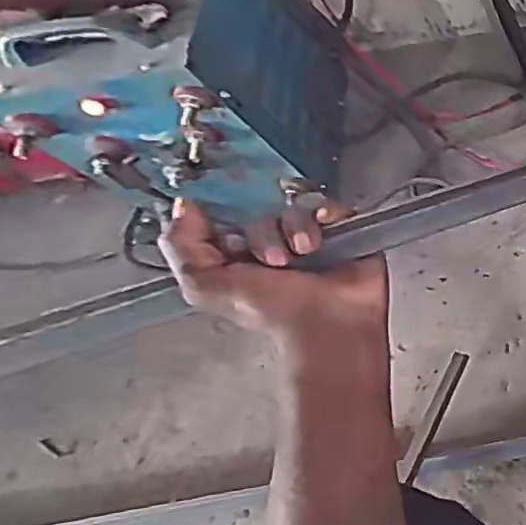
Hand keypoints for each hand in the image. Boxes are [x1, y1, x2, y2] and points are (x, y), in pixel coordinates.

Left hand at [158, 196, 388, 347]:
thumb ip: (182, 247)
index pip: (226, 218)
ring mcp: (311, 236)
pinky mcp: (343, 231)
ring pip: (294, 208)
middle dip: (264, 235)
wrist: (331, 320)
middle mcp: (275, 244)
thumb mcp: (206, 287)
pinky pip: (329, 205)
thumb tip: (183, 204)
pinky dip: (325, 212)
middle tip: (276, 261)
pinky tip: (324, 228)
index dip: (225, 218)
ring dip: (296, 227)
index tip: (229, 232)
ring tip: (306, 250)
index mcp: (241, 256)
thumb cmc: (272, 310)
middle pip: (261, 214)